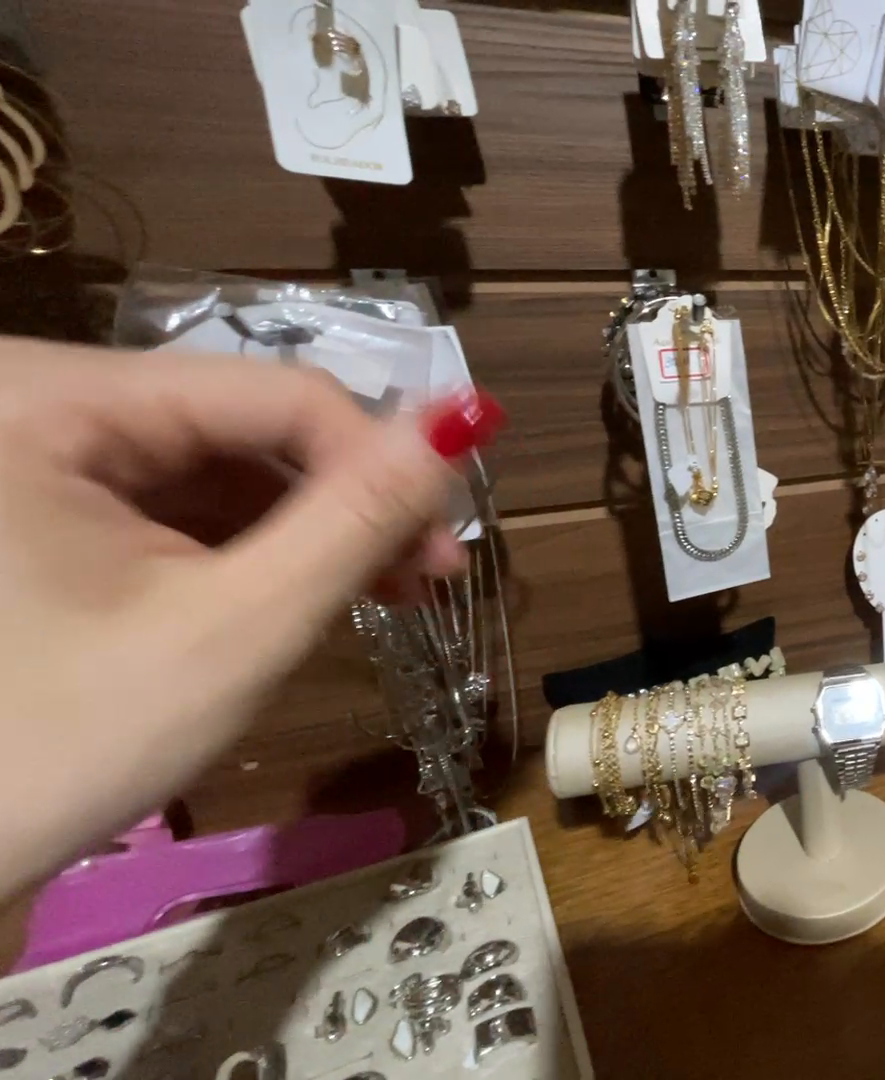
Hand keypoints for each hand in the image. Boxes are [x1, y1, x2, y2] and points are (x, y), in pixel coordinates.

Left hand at [0, 337, 500, 900]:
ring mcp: (22, 449)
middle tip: (430, 576)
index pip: (283, 395)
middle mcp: (21, 401)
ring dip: (322, 526)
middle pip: (257, 425)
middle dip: (357, 504)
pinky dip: (262, 541)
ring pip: (234, 461)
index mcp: (38, 405)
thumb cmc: (60, 744)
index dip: (386, 467)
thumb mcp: (240, 624)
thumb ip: (361, 515)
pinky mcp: (32, 496)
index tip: (443, 550)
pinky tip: (309, 588)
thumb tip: (466, 415)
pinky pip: (187, 493)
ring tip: (387, 592)